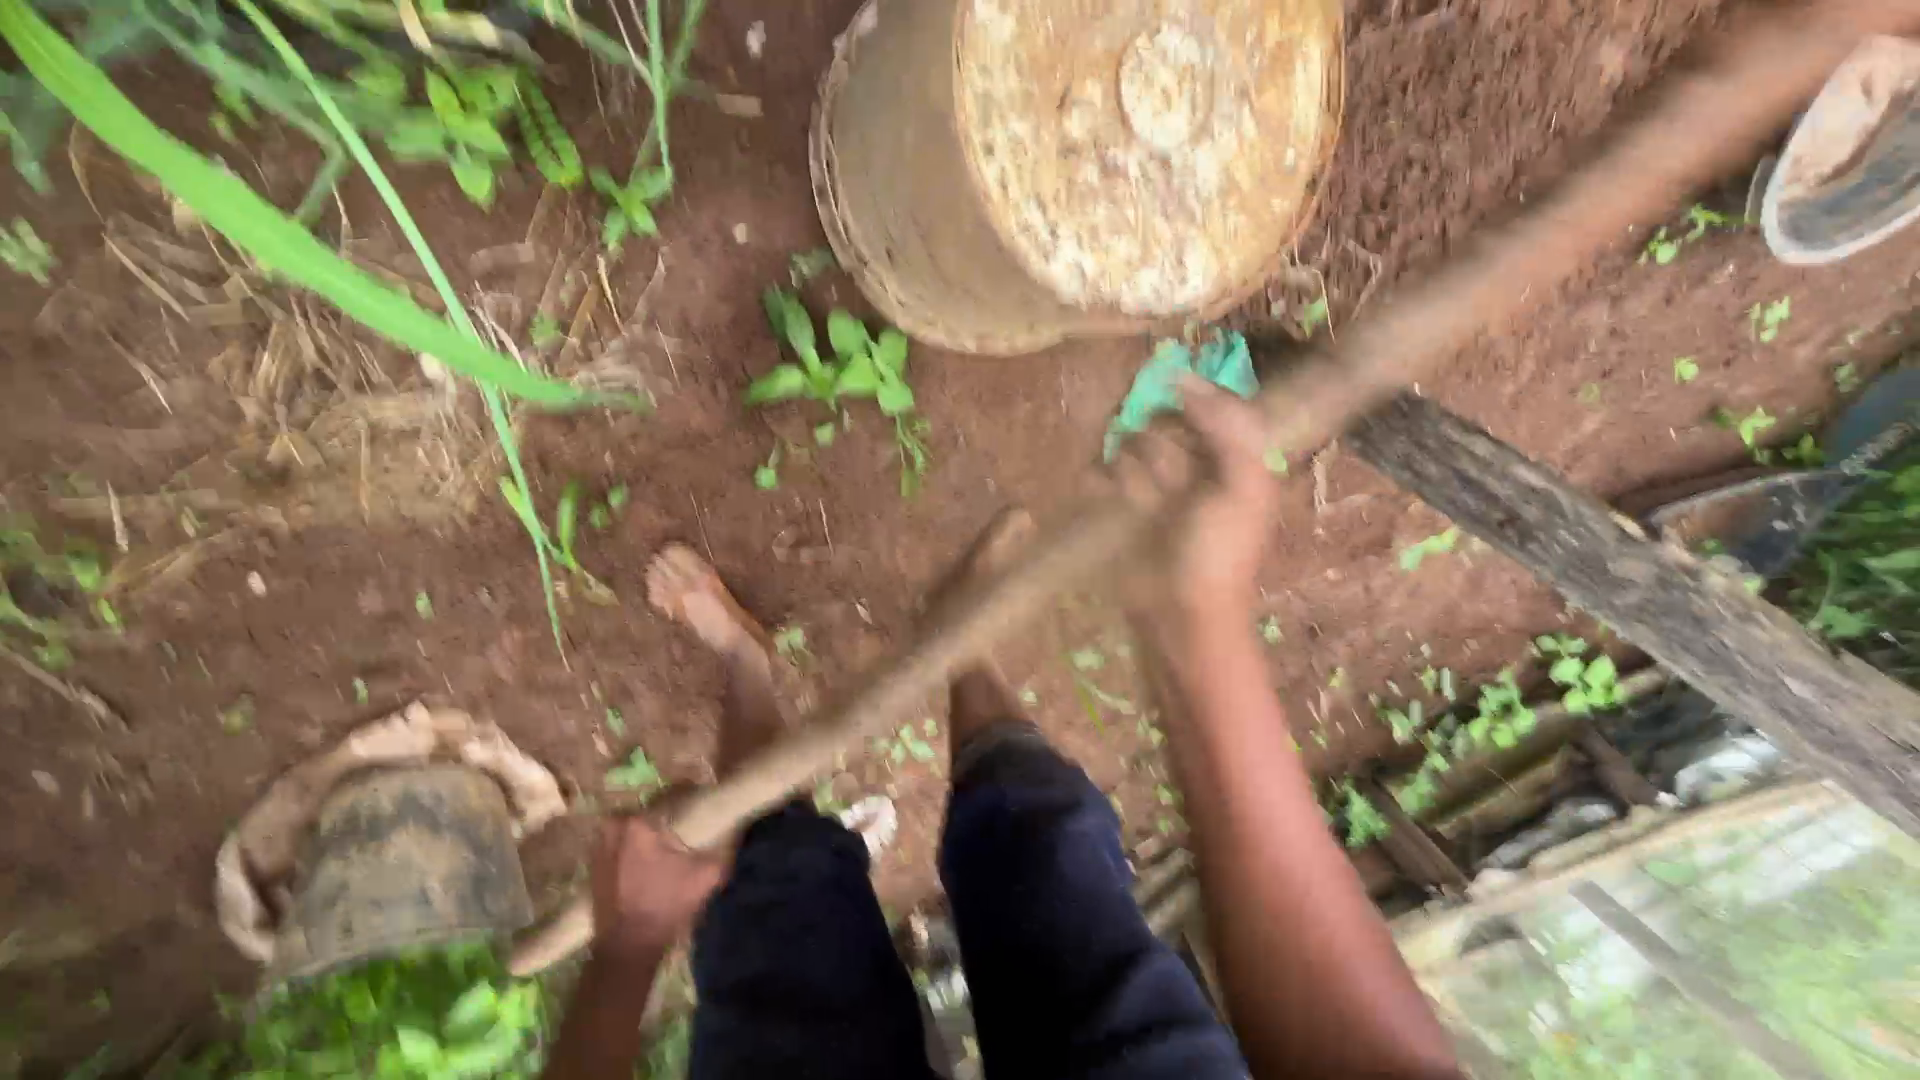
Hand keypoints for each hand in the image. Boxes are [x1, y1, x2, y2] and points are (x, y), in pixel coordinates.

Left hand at [590, 816, 726, 958]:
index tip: (702, 812)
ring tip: (665, 849)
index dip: (689, 803)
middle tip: (683, 832)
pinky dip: (631, 850)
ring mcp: (598, 847)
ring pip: (631, 828)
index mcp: (639, 824)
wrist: (628, 947)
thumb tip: (739, 829)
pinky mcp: (593, 866)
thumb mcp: (708, 876)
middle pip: (648, 811)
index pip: (669, 799)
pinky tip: (647, 865)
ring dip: (646, 834)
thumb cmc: (667, 905)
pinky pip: (618, 846)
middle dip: (665, 819)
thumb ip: (726, 847)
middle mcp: (614, 828)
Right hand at [1114, 377, 1279, 615]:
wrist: (1180, 615)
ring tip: (1146, 505)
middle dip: (1160, 449)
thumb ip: (1227, 430)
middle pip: (1160, 421)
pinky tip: (1114, 505)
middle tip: (1171, 482)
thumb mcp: (1242, 488)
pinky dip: (1100, 485)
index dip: (1191, 399)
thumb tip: (1185, 383)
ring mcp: (1150, 484)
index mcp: (1228, 457)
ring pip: (1127, 446)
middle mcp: (1188, 464)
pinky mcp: (1116, 505)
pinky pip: (1097, 473)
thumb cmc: (1219, 554)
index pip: (1205, 403)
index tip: (1174, 399)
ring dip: (1133, 472)